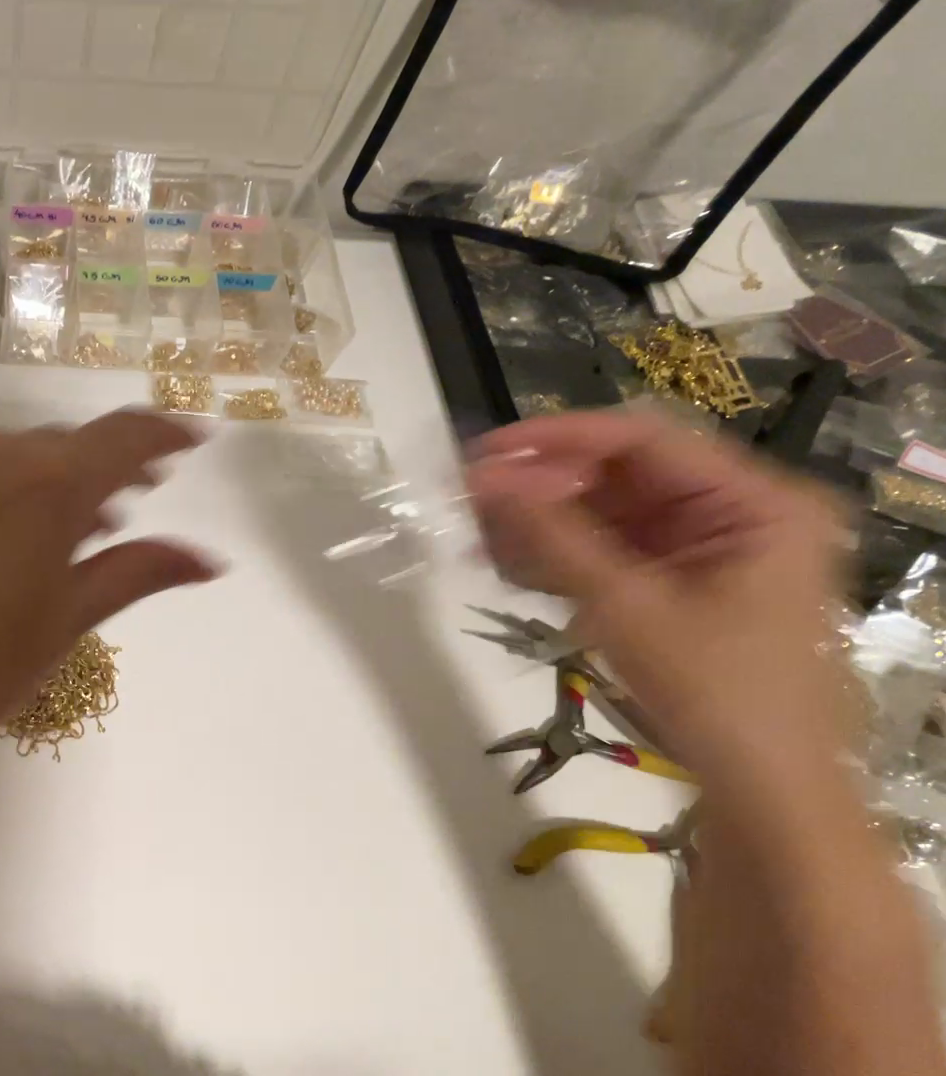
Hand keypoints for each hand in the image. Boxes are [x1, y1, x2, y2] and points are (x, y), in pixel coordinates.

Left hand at [0, 409, 217, 761]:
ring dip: (64, 476)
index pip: (126, 437)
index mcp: (49, 481)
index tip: (195, 442)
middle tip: (142, 497)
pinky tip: (24, 528)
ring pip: (26, 453)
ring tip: (85, 525)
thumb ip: (139, 572)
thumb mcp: (70, 618)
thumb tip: (208, 560)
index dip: (166, 436)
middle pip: (73, 443)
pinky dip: (19, 483)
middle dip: (114, 465)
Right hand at [466, 410, 848, 774]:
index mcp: (756, 501)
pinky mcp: (676, 580)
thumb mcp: (625, 605)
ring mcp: (705, 548)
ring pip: (602, 511)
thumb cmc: (716, 692)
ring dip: (537, 522)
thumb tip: (480, 476)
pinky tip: (505, 563)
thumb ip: (551, 534)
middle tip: (465, 500)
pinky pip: (604, 548)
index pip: (641, 440)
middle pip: (618, 474)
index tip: (480, 453)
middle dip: (538, 487)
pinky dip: (555, 553)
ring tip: (475, 537)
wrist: (766, 791)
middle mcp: (734, 511)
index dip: (554, 439)